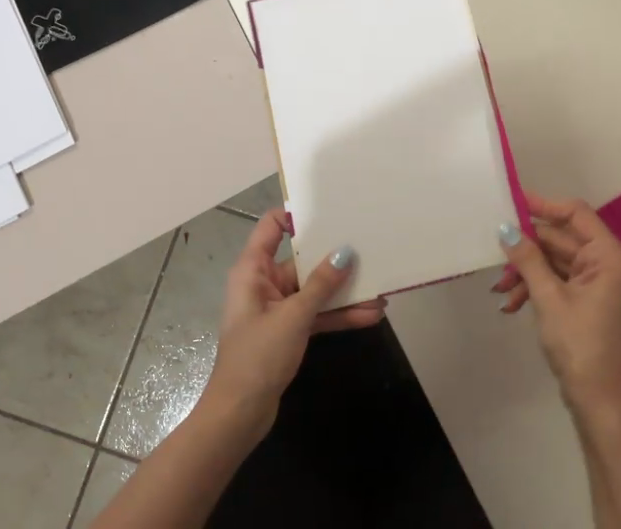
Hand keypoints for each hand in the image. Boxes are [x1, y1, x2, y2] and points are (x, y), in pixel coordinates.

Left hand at [203, 209, 385, 430]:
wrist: (239, 414)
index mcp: (252, 270)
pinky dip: (339, 314)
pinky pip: (317, 313)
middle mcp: (263, 282)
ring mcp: (277, 308)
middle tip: (369, 245)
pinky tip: (371, 315)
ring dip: (344, 290)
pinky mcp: (288, 331)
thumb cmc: (258, 356)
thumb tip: (345, 252)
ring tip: (381, 287)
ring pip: (314, 289)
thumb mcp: (294, 316)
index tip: (331, 207)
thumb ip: (321, 284)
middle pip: (301, 258)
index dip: (298, 214)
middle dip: (335, 256)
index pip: (271, 226)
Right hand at [493, 191, 620, 409]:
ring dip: (527, 272)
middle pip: (562, 239)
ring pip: (556, 262)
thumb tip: (506, 228)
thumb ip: (528, 259)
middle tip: (496, 254)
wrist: (599, 400)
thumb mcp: (548, 298)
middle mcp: (609, 263)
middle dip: (528, 250)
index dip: (544, 205)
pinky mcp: (589, 300)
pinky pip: (559, 281)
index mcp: (610, 256)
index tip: (512, 201)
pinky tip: (512, 303)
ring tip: (501, 290)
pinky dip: (536, 288)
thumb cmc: (580, 344)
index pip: (575, 214)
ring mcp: (600, 283)